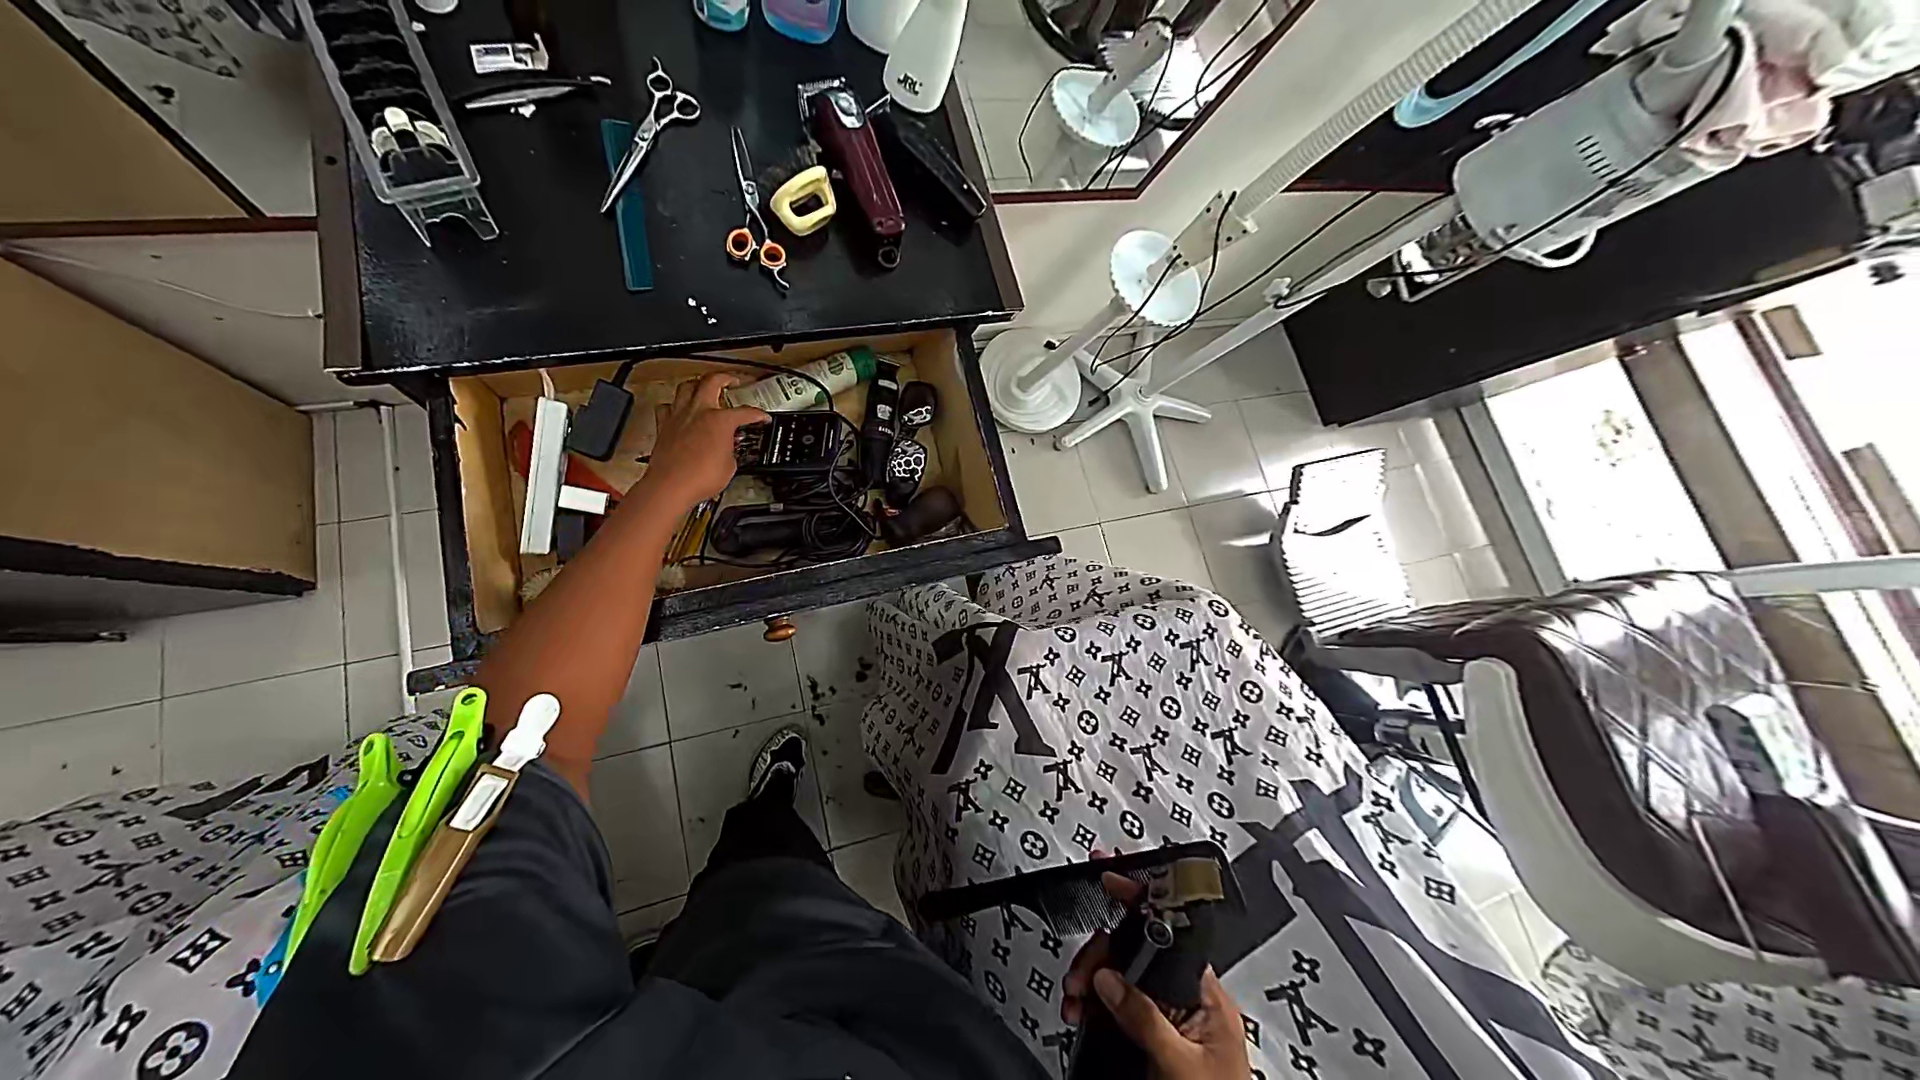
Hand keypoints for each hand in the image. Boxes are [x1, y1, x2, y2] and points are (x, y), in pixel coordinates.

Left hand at [640, 373, 768, 513]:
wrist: (671, 486)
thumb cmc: (699, 477)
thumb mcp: (729, 466)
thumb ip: (730, 450)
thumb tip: (727, 449)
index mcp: (721, 420)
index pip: (746, 412)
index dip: (758, 414)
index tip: (762, 417)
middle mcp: (699, 412)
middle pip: (712, 381)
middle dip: (725, 377)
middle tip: (732, 380)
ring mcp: (679, 416)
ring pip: (686, 386)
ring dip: (697, 383)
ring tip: (703, 385)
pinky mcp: (664, 426)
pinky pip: (666, 406)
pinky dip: (673, 404)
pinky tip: (677, 407)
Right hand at [1062, 868, 1250, 1079]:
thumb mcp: (1181, 1065)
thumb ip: (1144, 1016)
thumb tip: (1109, 978)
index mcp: (1204, 993)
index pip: (1168, 929)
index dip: (1137, 897)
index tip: (1110, 874)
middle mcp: (1184, 996)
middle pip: (1133, 949)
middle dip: (1099, 955)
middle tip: (1081, 977)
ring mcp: (1164, 1013)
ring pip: (1117, 973)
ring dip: (1089, 981)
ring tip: (1077, 1000)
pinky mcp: (1147, 1031)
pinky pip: (1111, 1000)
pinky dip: (1090, 1002)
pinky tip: (1082, 1012)